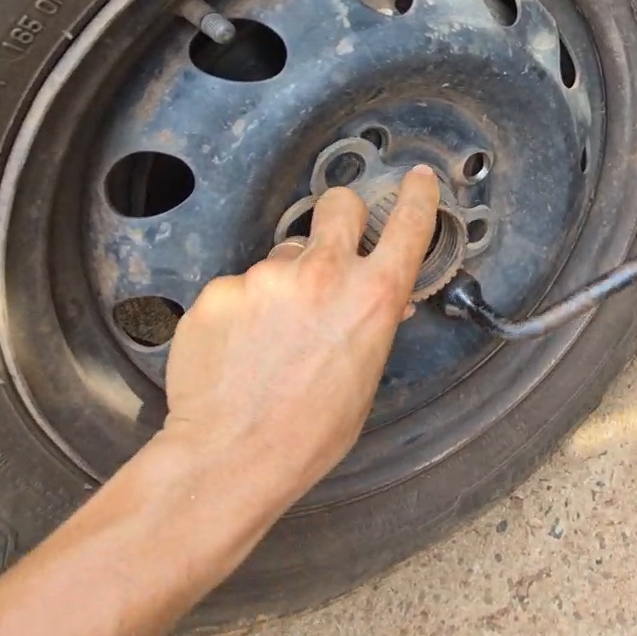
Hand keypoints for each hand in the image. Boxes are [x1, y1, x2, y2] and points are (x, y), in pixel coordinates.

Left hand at [156, 166, 439, 513]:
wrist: (233, 456)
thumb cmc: (312, 430)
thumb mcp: (366, 375)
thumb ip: (372, 324)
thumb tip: (380, 302)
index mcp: (373, 296)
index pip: (408, 224)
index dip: (417, 195)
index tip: (417, 179)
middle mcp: (324, 272)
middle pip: (338, 204)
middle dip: (340, 216)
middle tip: (330, 246)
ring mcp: (267, 277)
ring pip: (283, 254)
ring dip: (284, 280)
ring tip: (271, 334)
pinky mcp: (220, 290)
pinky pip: (239, 286)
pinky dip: (242, 309)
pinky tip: (239, 348)